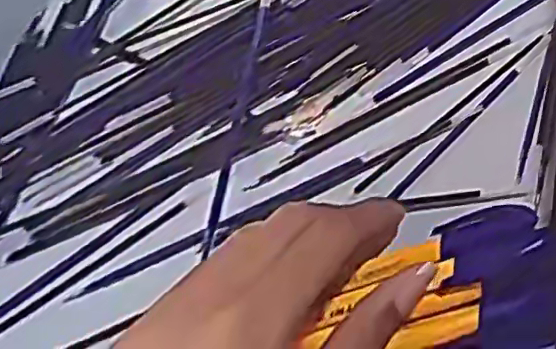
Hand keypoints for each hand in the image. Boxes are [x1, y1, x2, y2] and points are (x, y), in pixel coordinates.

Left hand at [120, 200, 436, 348]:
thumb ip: (364, 335)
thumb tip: (411, 283)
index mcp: (252, 317)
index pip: (329, 232)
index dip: (372, 219)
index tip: (395, 223)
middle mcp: (207, 300)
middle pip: (293, 223)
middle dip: (341, 223)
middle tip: (373, 245)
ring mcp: (168, 313)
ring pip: (254, 237)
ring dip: (301, 238)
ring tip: (328, 270)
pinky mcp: (143, 330)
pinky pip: (218, 265)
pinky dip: (261, 260)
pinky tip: (272, 297)